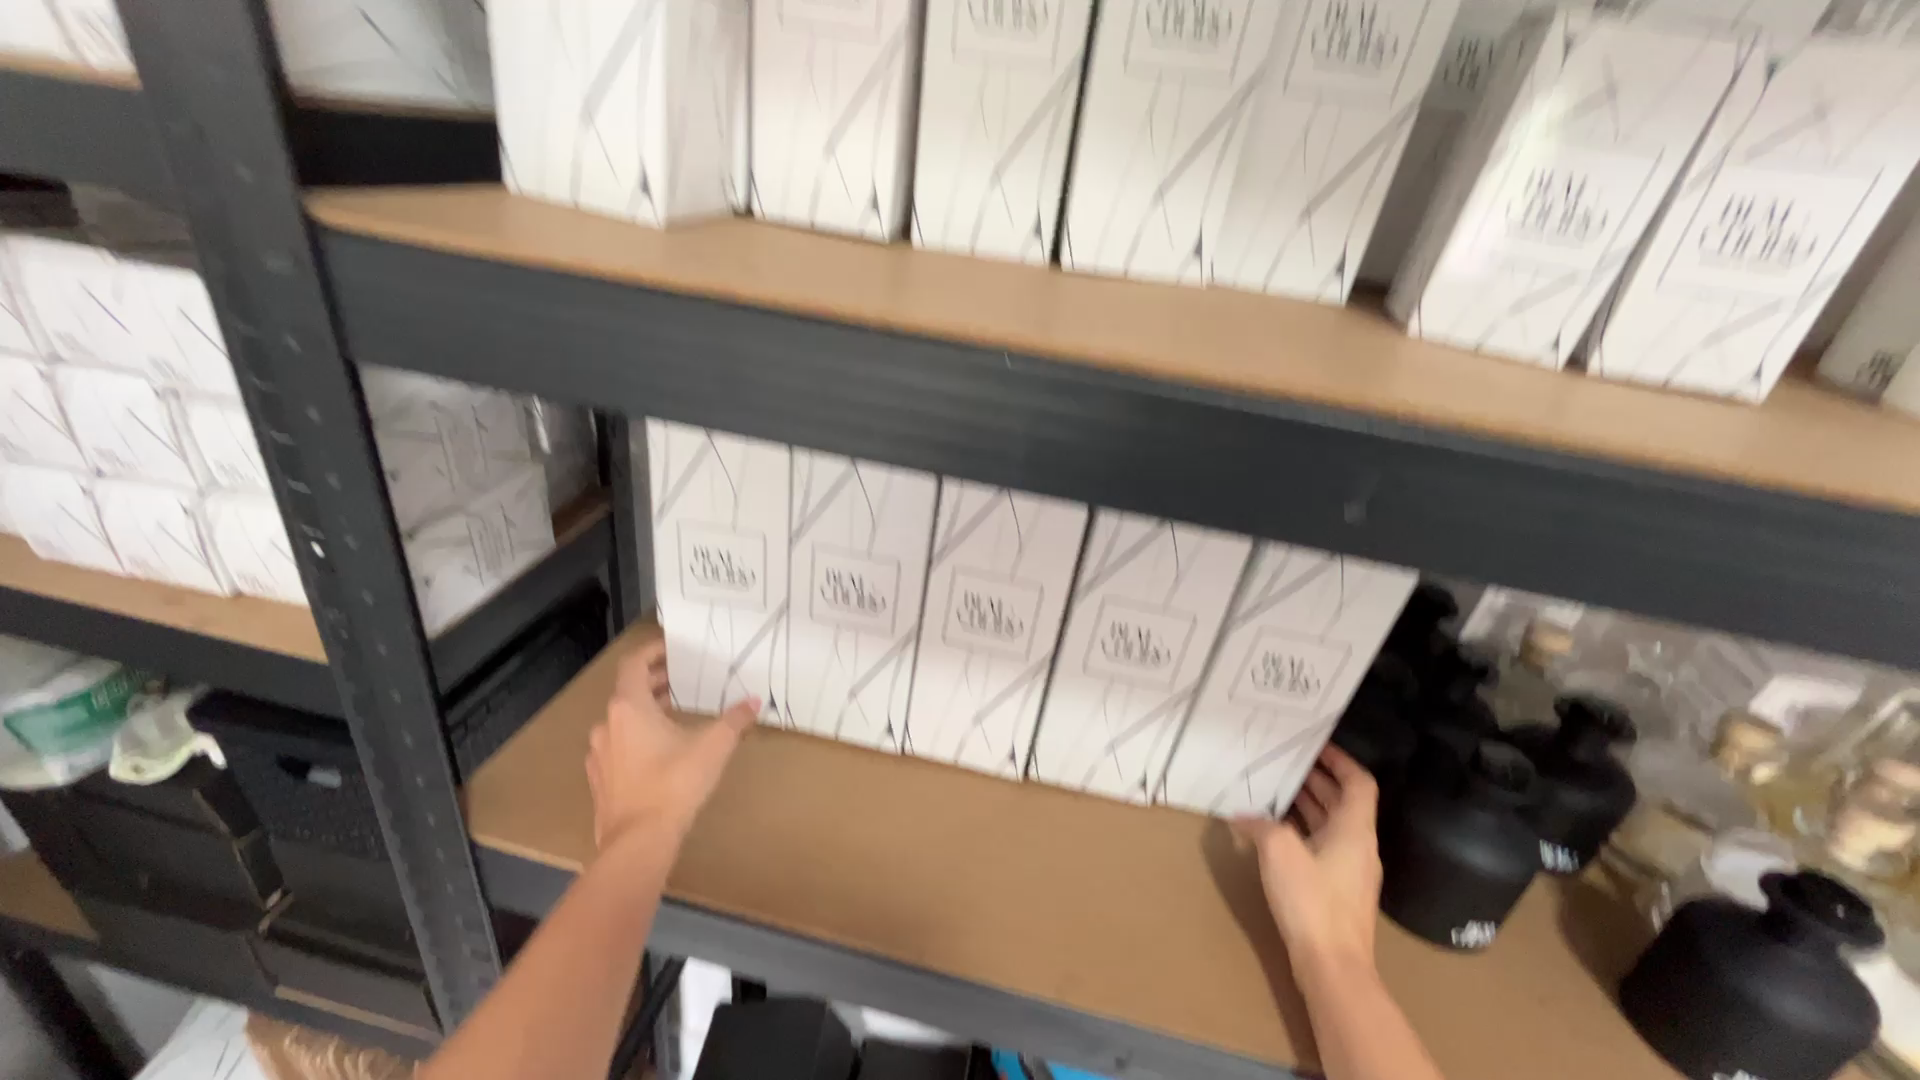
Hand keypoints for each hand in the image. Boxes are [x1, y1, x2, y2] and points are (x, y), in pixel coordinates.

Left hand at [585, 640, 757, 852]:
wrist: (638, 842)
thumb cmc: (674, 784)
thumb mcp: (713, 747)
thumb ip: (734, 720)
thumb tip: (754, 701)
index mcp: (629, 707)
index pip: (634, 664)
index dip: (653, 652)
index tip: (672, 649)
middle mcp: (607, 724)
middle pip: (628, 691)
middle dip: (655, 683)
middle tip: (682, 680)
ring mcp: (599, 754)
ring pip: (622, 720)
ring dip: (646, 712)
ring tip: (674, 715)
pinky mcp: (599, 779)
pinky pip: (617, 746)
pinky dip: (637, 738)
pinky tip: (659, 752)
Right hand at [1233, 745, 1382, 966]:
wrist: (1333, 964)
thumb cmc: (1312, 900)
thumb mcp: (1278, 851)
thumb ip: (1260, 825)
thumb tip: (1242, 816)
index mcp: (1355, 830)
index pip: (1359, 783)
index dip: (1340, 761)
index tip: (1316, 746)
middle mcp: (1359, 846)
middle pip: (1345, 803)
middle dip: (1318, 781)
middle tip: (1287, 764)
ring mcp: (1352, 871)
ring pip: (1333, 826)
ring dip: (1310, 807)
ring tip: (1277, 792)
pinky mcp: (1339, 891)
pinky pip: (1325, 846)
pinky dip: (1305, 831)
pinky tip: (1277, 834)